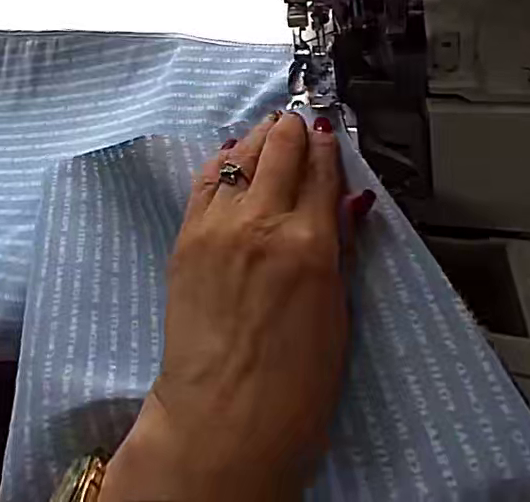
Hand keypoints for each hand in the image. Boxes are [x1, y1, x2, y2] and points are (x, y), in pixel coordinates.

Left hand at [102, 111, 371, 501]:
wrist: (223, 412)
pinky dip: (221, 161)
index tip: (327, 130)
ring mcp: (216, 224)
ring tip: (270, 127)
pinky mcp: (187, 233)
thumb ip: (338, 247)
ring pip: (239, 158)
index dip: (326, 148)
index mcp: (309, 245)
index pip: (320, 175)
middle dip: (291, 130)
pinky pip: (206, 181)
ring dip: (258, 139)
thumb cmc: (296, 383)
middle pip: (278, 152)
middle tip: (297, 117)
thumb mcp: (337, 312)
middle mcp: (260, 222)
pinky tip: (230, 151)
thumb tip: (342, 200)